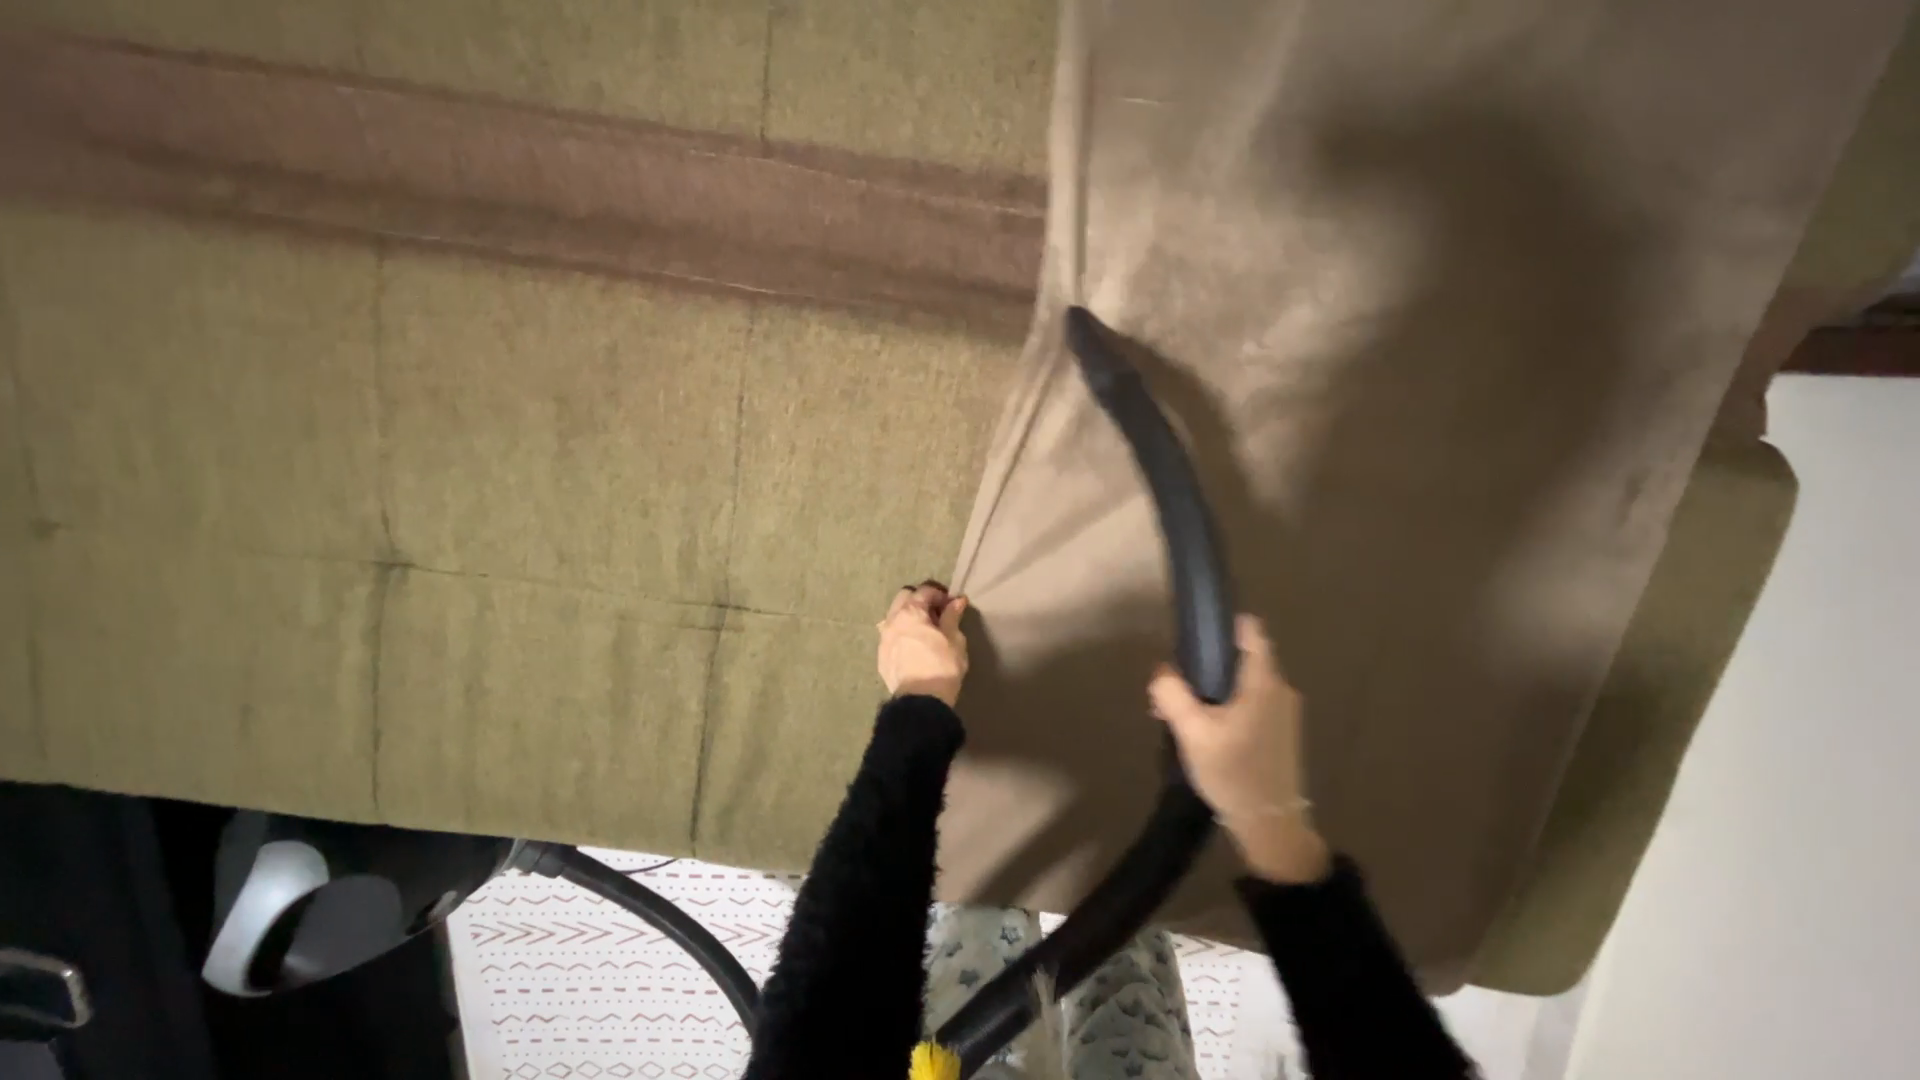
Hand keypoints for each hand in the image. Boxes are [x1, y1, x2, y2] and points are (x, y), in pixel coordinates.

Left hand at [877, 583, 968, 706]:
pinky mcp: (881, 657)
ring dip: (908, 617)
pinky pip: (890, 636)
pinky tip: (912, 646)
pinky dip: (901, 634)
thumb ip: (952, 617)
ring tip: (923, 631)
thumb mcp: (954, 639)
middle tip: (937, 614)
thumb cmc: (942, 666)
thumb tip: (957, 601)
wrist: (921, 701)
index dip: (940, 594)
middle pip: (903, 598)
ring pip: (893, 617)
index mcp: (910, 612)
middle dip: (920, 600)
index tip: (951, 604)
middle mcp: (892, 621)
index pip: (924, 591)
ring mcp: (883, 639)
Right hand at [1149, 615, 1329, 883]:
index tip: (1193, 631)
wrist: (1272, 826)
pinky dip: (1225, 710)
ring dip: (1211, 693)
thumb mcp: (1193, 733)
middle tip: (1173, 688)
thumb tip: (1162, 671)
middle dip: (1204, 667)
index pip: (1250, 631)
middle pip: (1239, 660)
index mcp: (1264, 682)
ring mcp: (1284, 714)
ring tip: (1180, 716)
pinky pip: (1249, 706)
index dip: (1223, 623)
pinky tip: (1203, 734)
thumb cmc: (1234, 773)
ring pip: (1241, 685)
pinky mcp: (1280, 734)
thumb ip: (1172, 695)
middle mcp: (1280, 690)